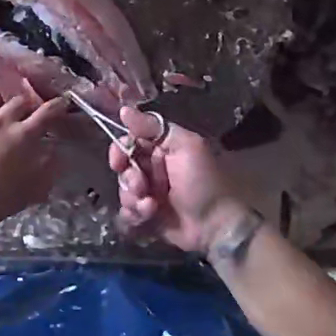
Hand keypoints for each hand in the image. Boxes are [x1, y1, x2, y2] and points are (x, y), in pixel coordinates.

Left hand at [0, 86, 71, 232]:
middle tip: (27, 117)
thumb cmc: (1, 200)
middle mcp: (0, 120)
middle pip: (19, 100)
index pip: (47, 112)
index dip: (57, 106)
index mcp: (23, 135)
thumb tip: (54, 151)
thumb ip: (50, 165)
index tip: (61, 104)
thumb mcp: (37, 187)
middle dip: (28, 107)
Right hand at [109, 108, 254, 253]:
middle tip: (141, 186)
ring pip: (123, 189)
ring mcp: (148, 192)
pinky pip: (126, 211)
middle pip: (122, 166)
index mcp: (161, 149)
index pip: (129, 141)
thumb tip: (123, 110)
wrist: (216, 225)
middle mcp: (152, 168)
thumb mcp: (186, 147)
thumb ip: (155, 127)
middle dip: (128, 178)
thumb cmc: (204, 182)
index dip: (120, 150)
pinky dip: (134, 213)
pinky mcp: (145, 214)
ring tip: (151, 205)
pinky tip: (149, 215)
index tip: (119, 161)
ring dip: (133, 197)